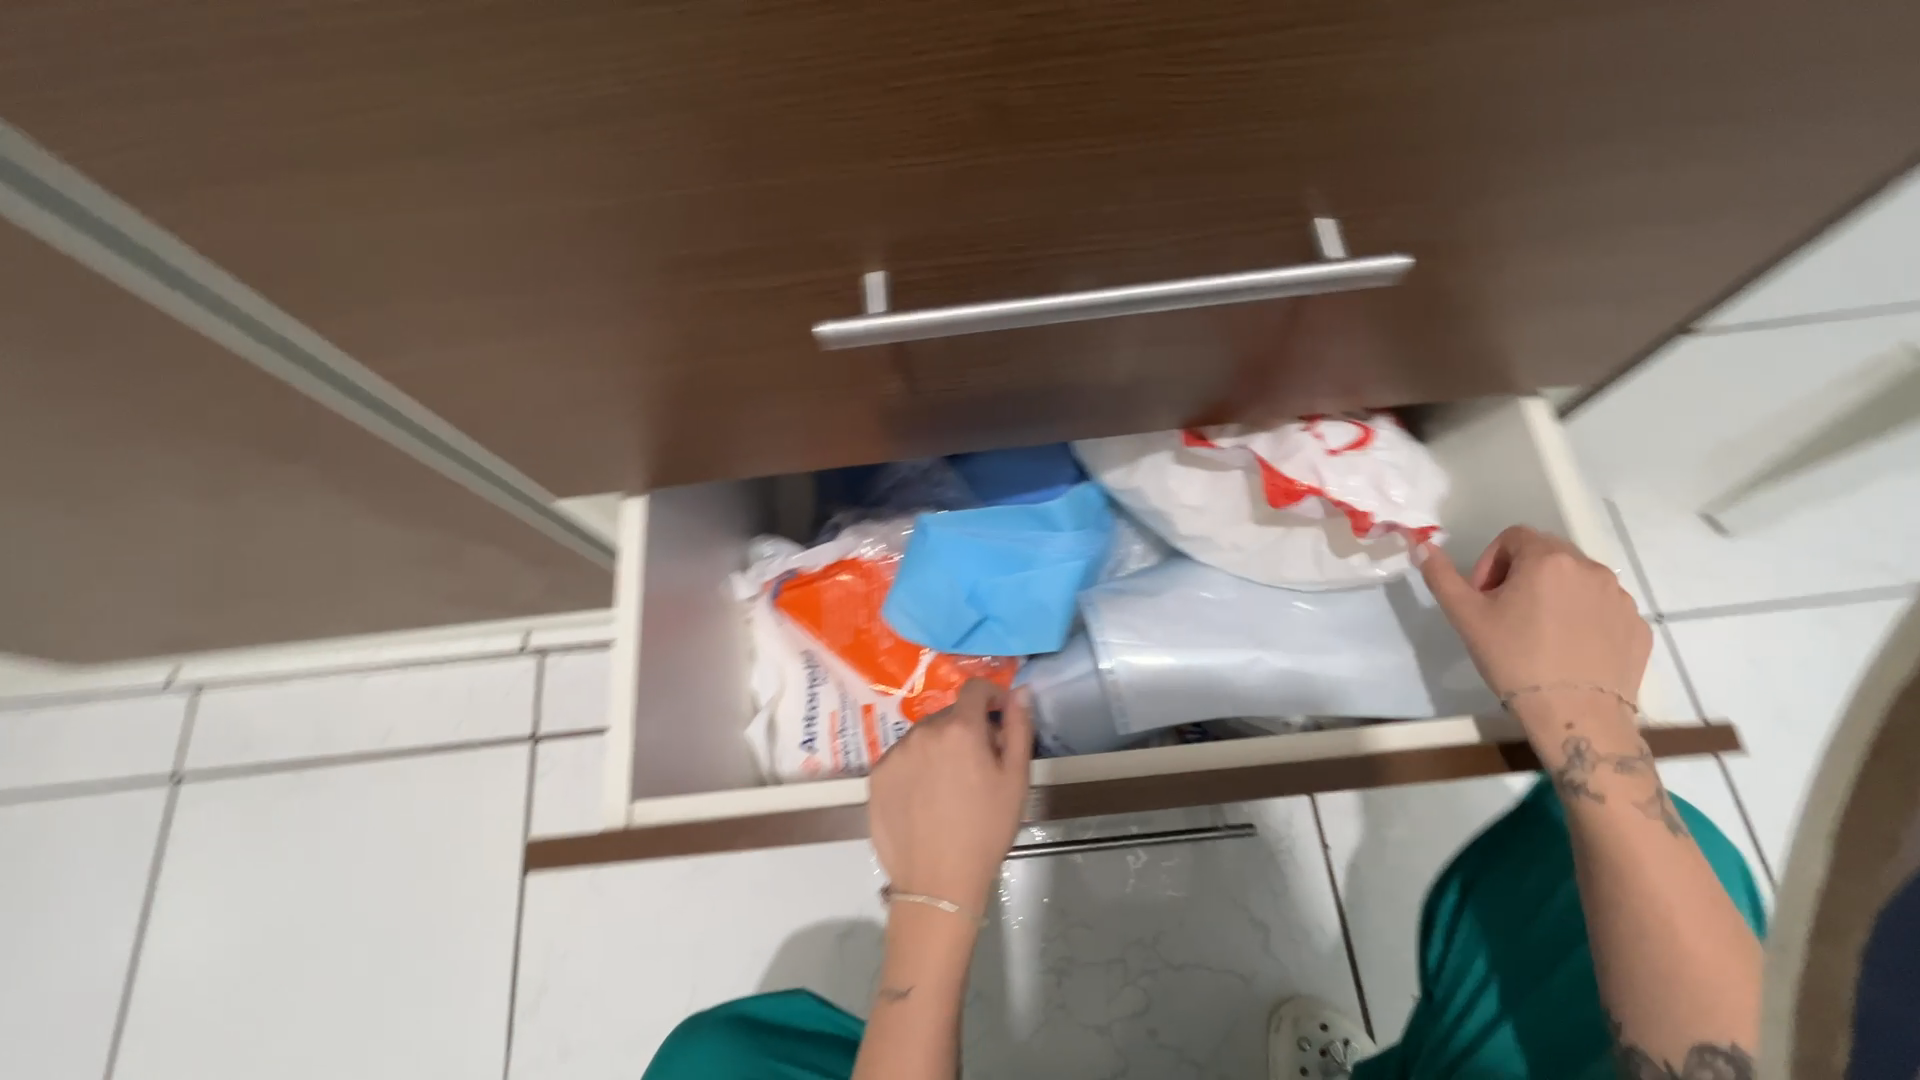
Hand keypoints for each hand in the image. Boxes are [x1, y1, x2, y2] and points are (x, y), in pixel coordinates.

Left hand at [868, 679, 1033, 915]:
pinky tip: (924, 800)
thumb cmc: (986, 831)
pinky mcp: (876, 775)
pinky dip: (915, 767)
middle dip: (967, 730)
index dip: (991, 696)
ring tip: (949, 788)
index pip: (975, 688)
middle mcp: (922, 730)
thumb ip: (1019, 727)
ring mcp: (895, 752)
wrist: (938, 882)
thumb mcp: (1016, 780)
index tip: (999, 718)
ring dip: (939, 747)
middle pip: (950, 715)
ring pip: (924, 736)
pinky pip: (902, 758)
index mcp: (960, 728)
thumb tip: (1020, 692)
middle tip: (978, 767)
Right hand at [1418, 526, 1651, 730]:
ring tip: (1536, 632)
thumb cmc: (1513, 658)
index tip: (1484, 595)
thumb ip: (1441, 575)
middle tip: (1505, 611)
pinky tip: (1565, 648)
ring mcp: (1620, 598)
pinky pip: (1603, 608)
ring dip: (1553, 594)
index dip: (1491, 560)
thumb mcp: (1465, 615)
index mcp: (1548, 560)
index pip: (1514, 537)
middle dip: (1521, 574)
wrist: (1574, 712)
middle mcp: (1591, 569)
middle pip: (1548, 554)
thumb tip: (1423, 545)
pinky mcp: (1637, 626)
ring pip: (1577, 580)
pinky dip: (1581, 617)